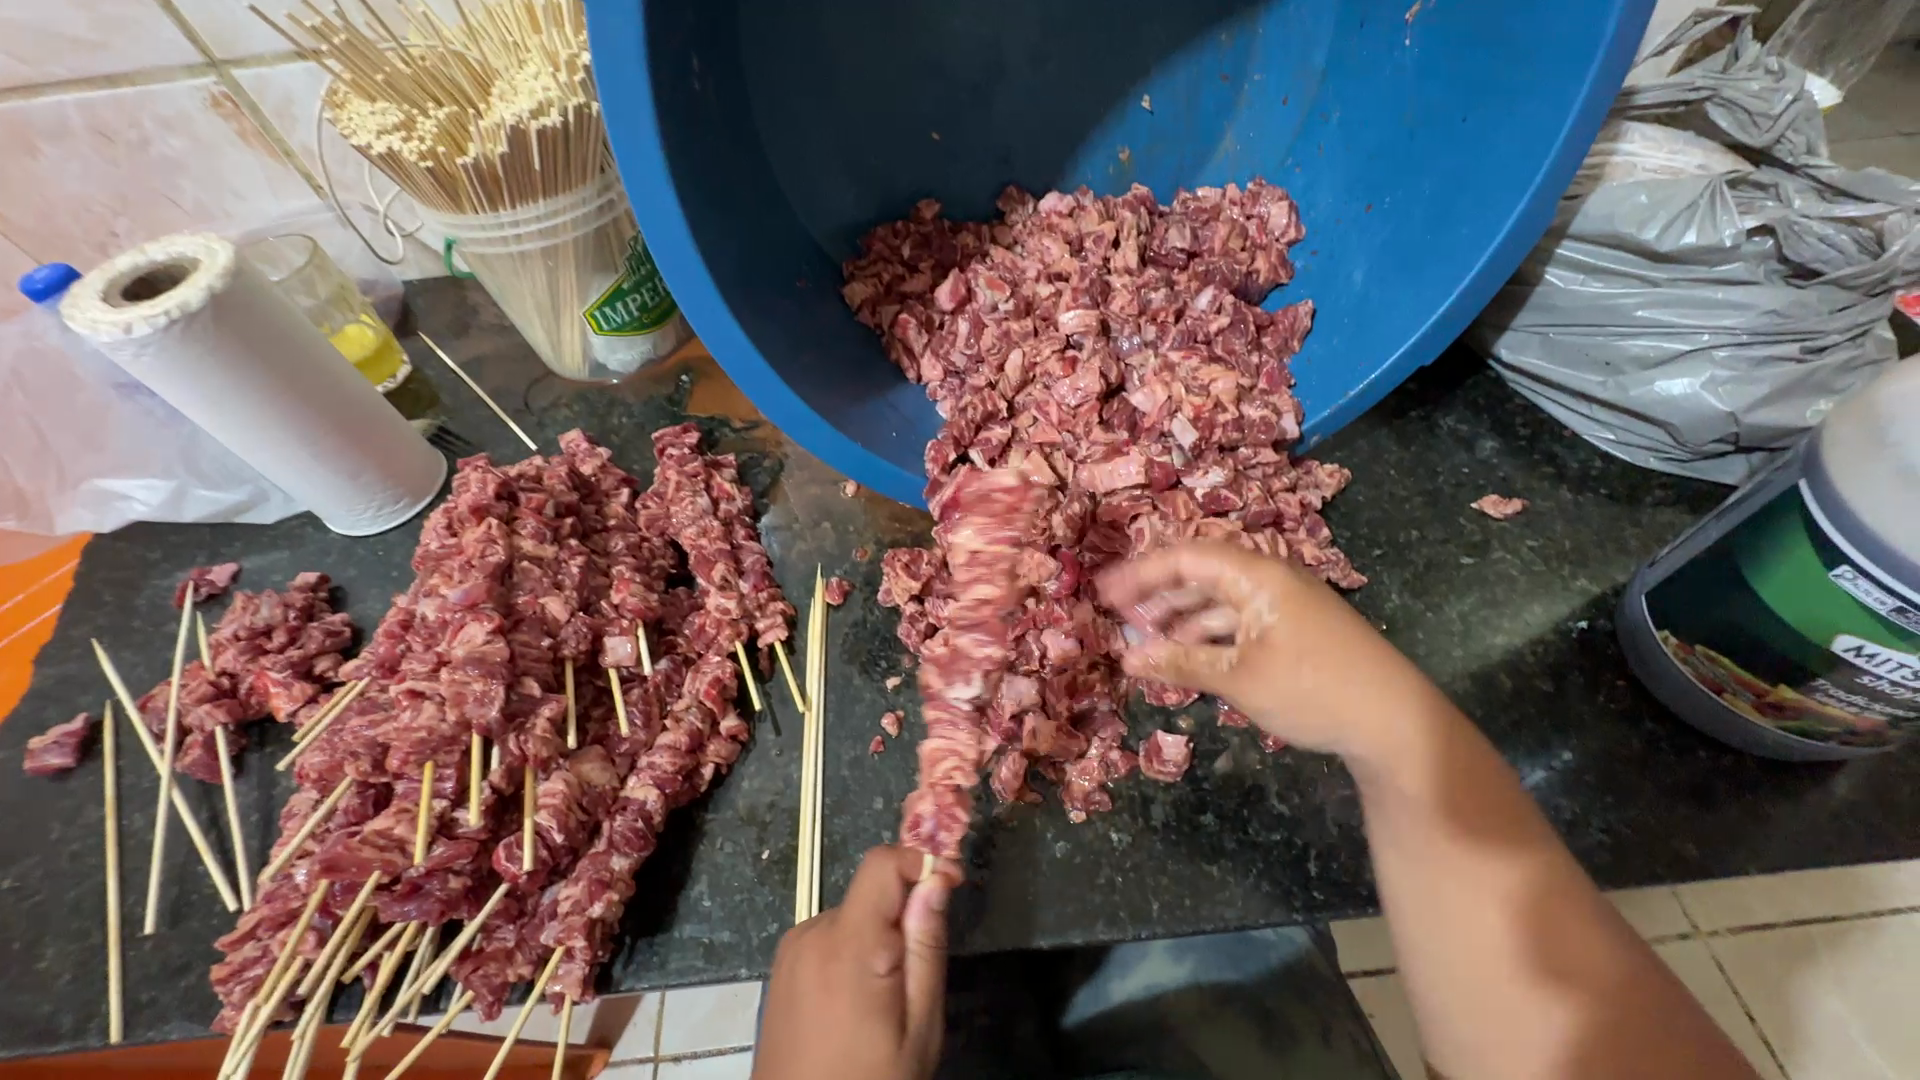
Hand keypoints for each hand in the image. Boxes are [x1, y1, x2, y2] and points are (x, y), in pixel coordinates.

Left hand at [753, 846, 961, 1079]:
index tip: (952, 885)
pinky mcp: (782, 966)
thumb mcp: (918, 1027)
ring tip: (886, 1001)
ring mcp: (792, 948)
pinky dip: (852, 954)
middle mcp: (812, 932)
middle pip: (871, 893)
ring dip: (878, 939)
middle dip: (903, 917)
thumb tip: (936, 879)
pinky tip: (856, 1004)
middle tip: (919, 975)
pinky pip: (830, 938)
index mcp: (848, 943)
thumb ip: (926, 947)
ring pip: (853, 917)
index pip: (882, 863)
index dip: (921, 863)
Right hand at [1097, 540, 1441, 757]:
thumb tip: (1127, 659)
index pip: (1185, 558)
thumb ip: (1179, 663)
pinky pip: (1239, 623)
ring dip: (1182, 621)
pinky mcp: (1294, 631)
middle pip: (1201, 576)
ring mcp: (1284, 606)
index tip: (1103, 595)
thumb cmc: (1313, 690)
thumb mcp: (1238, 678)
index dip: (1140, 574)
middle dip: (1158, 598)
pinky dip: (1209, 638)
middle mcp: (1270, 580)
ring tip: (1148, 646)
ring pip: (1219, 602)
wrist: (1398, 724)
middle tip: (1122, 623)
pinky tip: (1189, 661)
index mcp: (1257, 575)